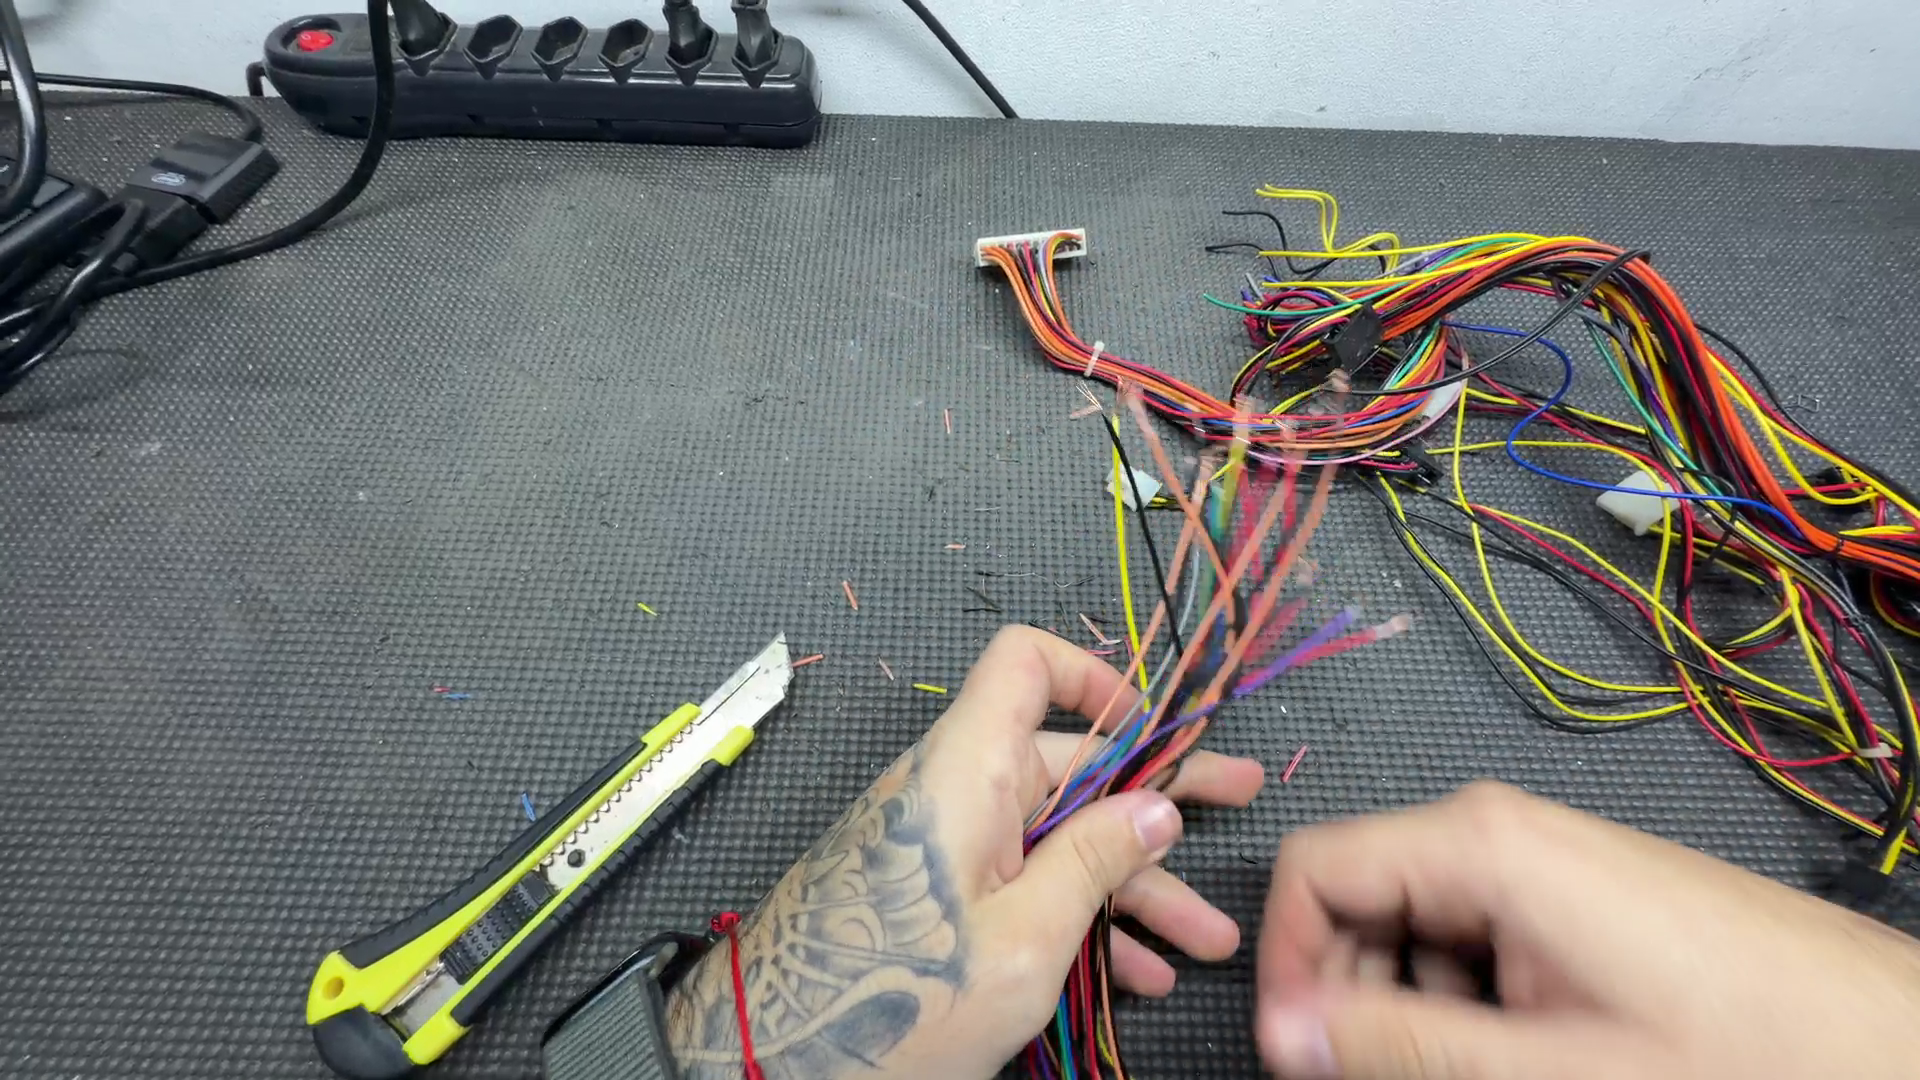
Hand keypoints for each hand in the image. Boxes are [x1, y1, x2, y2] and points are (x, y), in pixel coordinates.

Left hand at [665, 625, 1266, 1078]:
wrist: (775, 1052)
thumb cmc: (892, 996)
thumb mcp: (1021, 940)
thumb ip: (1093, 865)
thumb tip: (1158, 809)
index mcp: (972, 765)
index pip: (1025, 662)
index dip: (1091, 674)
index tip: (1152, 722)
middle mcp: (965, 784)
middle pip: (1073, 760)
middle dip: (1159, 792)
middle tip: (1238, 797)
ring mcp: (957, 834)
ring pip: (1061, 832)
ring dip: (1134, 880)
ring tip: (1208, 936)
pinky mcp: (949, 880)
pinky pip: (1027, 873)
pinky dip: (1081, 910)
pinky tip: (1139, 969)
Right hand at [1256, 781, 1919, 1079]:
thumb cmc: (1750, 1062)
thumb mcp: (1560, 1071)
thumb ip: (1403, 1047)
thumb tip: (1276, 1036)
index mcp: (1471, 842)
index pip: (1311, 869)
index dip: (1286, 955)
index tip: (1301, 1050)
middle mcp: (1484, 826)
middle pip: (1357, 890)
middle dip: (1349, 985)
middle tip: (1379, 1075)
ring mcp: (1527, 850)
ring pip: (1408, 914)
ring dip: (1407, 996)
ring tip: (1467, 1070)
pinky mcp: (1561, 882)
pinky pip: (1466, 925)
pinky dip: (1460, 988)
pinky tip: (1519, 1046)